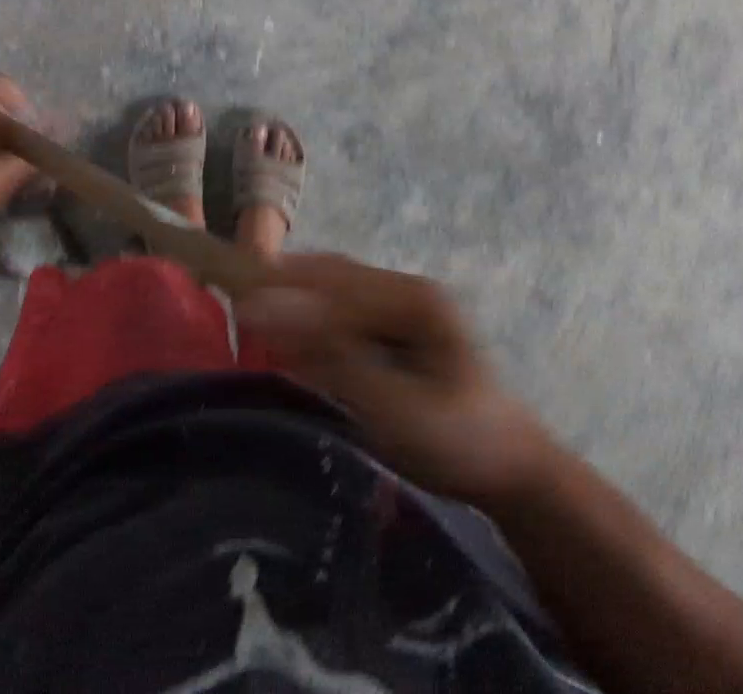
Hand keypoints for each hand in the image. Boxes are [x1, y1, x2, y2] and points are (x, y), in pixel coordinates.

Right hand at [235, 254, 558, 506]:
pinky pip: (341, 311)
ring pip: (332, 290)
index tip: (235, 310)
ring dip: (294, 305)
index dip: (282, 292)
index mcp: (414, 299)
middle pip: (329, 275)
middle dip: (283, 290)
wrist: (507, 467)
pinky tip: (291, 345)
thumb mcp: (391, 406)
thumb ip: (332, 356)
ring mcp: (404, 305)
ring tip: (255, 329)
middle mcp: (407, 289)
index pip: (331, 282)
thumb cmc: (455, 441)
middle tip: (237, 317)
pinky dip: (312, 324)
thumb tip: (265, 308)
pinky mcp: (396, 327)